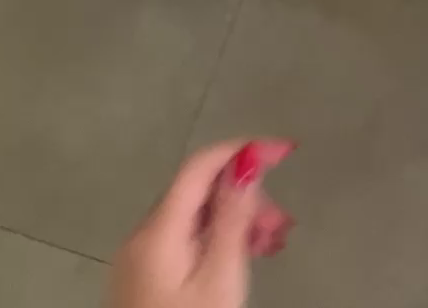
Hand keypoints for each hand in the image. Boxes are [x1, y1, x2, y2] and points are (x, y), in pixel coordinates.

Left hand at [111, 139, 295, 307]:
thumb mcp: (221, 276)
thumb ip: (233, 215)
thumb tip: (247, 160)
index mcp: (158, 229)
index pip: (201, 164)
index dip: (243, 148)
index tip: (286, 152)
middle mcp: (144, 234)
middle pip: (201, 191)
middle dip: (246, 194)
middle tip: (282, 222)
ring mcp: (141, 258)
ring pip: (198, 216)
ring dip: (238, 219)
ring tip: (273, 242)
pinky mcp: (146, 279)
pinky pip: (189, 240)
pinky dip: (220, 239)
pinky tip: (246, 255)